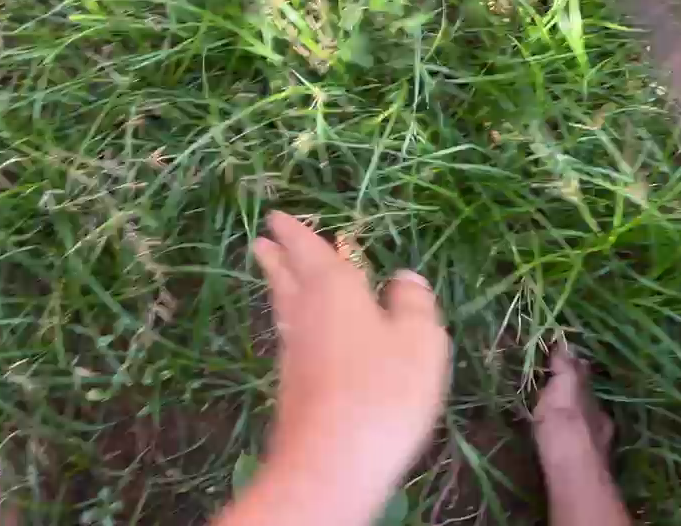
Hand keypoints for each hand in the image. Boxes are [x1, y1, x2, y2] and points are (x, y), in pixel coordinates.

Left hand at [225, 211, 449, 525]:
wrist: (330, 463)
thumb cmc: (382, 392)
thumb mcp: (419, 343)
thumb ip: (413, 305)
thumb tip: (405, 277)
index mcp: (335, 288)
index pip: (310, 249)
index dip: (295, 232)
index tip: (276, 217)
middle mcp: (306, 310)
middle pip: (287, 273)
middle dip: (276, 253)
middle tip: (261, 237)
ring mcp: (294, 347)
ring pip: (283, 301)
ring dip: (277, 280)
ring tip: (269, 267)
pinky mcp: (292, 381)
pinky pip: (289, 330)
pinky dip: (288, 315)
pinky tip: (295, 326)